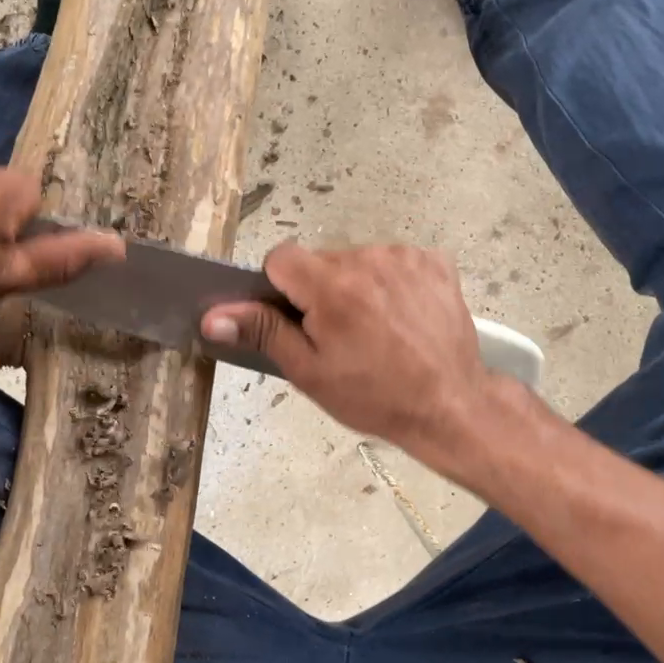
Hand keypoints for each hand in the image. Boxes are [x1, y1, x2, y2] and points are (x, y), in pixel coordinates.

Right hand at [201, 243, 490, 453]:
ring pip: (355, 260)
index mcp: (331, 285)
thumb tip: (212, 316)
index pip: (280, 257)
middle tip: (339, 337)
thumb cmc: (373, 396)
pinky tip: (401, 317)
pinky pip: (393, 261)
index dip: (281, 289)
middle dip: (319, 290)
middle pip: (319, 260)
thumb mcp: (308, 371)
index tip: (298, 320)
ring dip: (355, 286)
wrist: (451, 406)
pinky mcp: (434, 261)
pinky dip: (390, 283)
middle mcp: (368, 258)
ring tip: (374, 331)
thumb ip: (262, 332)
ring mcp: (406, 257)